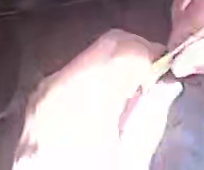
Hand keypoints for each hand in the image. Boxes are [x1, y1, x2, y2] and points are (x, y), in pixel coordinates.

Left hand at [13, 29, 179, 169]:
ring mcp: (44, 91)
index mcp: (87, 95)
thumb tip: (166, 86)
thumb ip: (149, 120)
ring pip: (89, 55)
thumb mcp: (129, 163)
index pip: (127, 48)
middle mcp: (61, 82)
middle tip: (154, 79)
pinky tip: (105, 107)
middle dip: (135, 54)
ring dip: (114, 66)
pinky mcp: (36, 103)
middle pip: (107, 44)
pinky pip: (72, 74)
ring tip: (131, 96)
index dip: (153, 53)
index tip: (167, 68)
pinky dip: (93, 80)